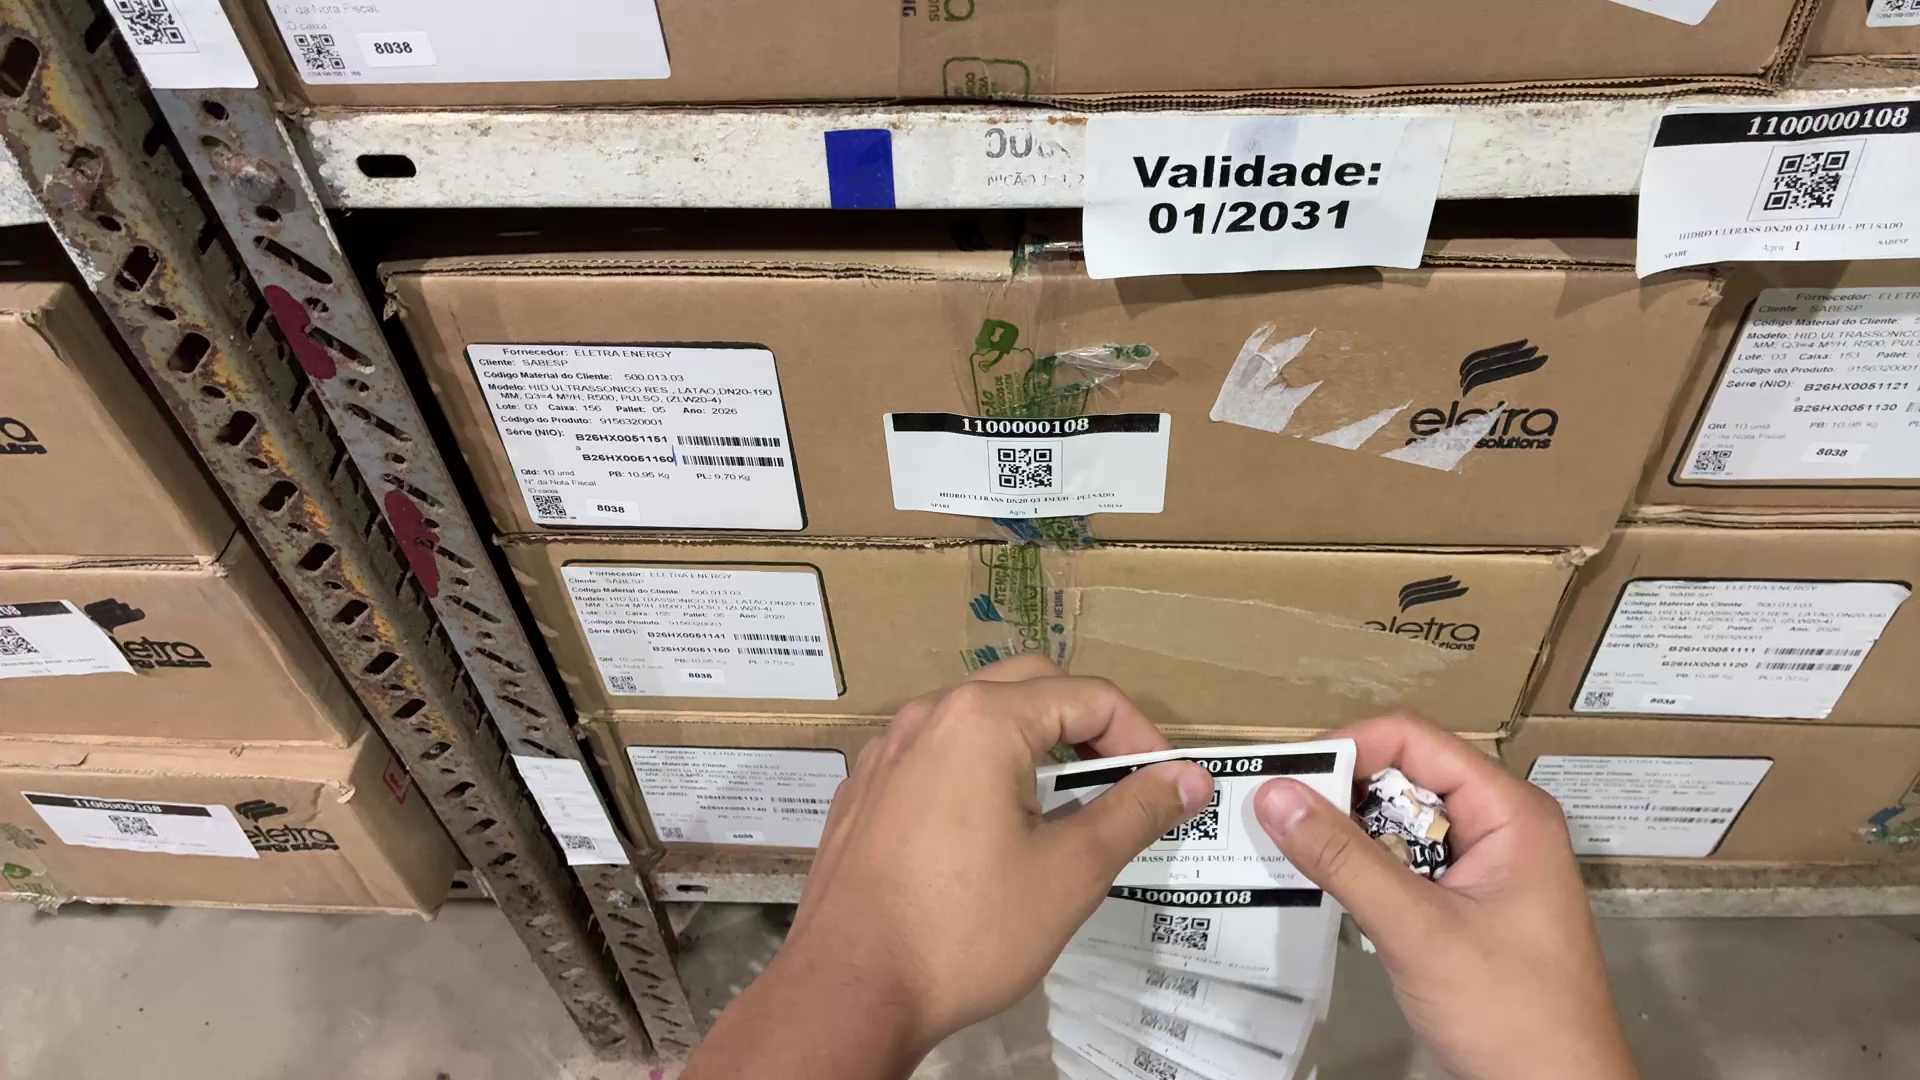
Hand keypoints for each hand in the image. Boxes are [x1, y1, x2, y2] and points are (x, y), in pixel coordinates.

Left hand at [684, 657, 1214, 1079]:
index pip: (1089, 696)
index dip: (1139, 736)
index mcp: (984, 717)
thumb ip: (1133, 811)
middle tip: (1118, 781)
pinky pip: (937, 746)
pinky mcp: (867, 778)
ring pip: (980, 712)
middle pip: (1033, 685)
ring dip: (1032, 739)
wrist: (846, 988)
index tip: (1163, 787)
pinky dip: (979, 762)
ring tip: (1058, 801)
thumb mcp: (1068, 872)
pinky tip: (984, 820)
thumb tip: (1190, 778)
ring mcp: (890, 742)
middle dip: (1087, 724)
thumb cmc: (967, 928)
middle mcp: (932, 711)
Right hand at [1254, 714, 1638, 1079]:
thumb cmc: (1509, 1015)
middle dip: (1336, 788)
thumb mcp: (1419, 931)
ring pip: (1389, 813)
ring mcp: (1474, 859)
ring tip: (1285, 841)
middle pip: (1397, 772)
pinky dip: (1351, 857)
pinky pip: (1391, 851)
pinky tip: (1316, 875)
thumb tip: (1270, 792)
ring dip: (1338, 826)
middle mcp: (1492, 821)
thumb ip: (1343, 859)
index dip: (1347, 746)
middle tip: (1277, 813)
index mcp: (1506, 810)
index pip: (1410, 739)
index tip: (1288, 778)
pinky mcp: (1453, 893)